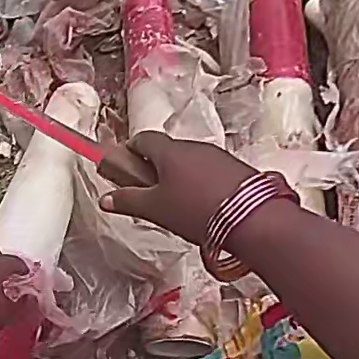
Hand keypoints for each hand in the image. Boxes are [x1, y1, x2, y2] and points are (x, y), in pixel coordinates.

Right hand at [97, 131, 257, 244]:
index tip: (125, 163)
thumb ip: (128, 201)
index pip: (144, 138)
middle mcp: (193, 147)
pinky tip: (202, 207)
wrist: (253, 219)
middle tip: (149, 190)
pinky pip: (210, 171)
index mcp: (169, 151)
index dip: (131, 149)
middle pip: (168, 150)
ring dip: (179, 175)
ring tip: (177, 204)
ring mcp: (218, 157)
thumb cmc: (195, 210)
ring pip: (190, 161)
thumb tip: (104, 199)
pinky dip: (201, 183)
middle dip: (155, 166)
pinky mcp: (237, 170)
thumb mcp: (155, 208)